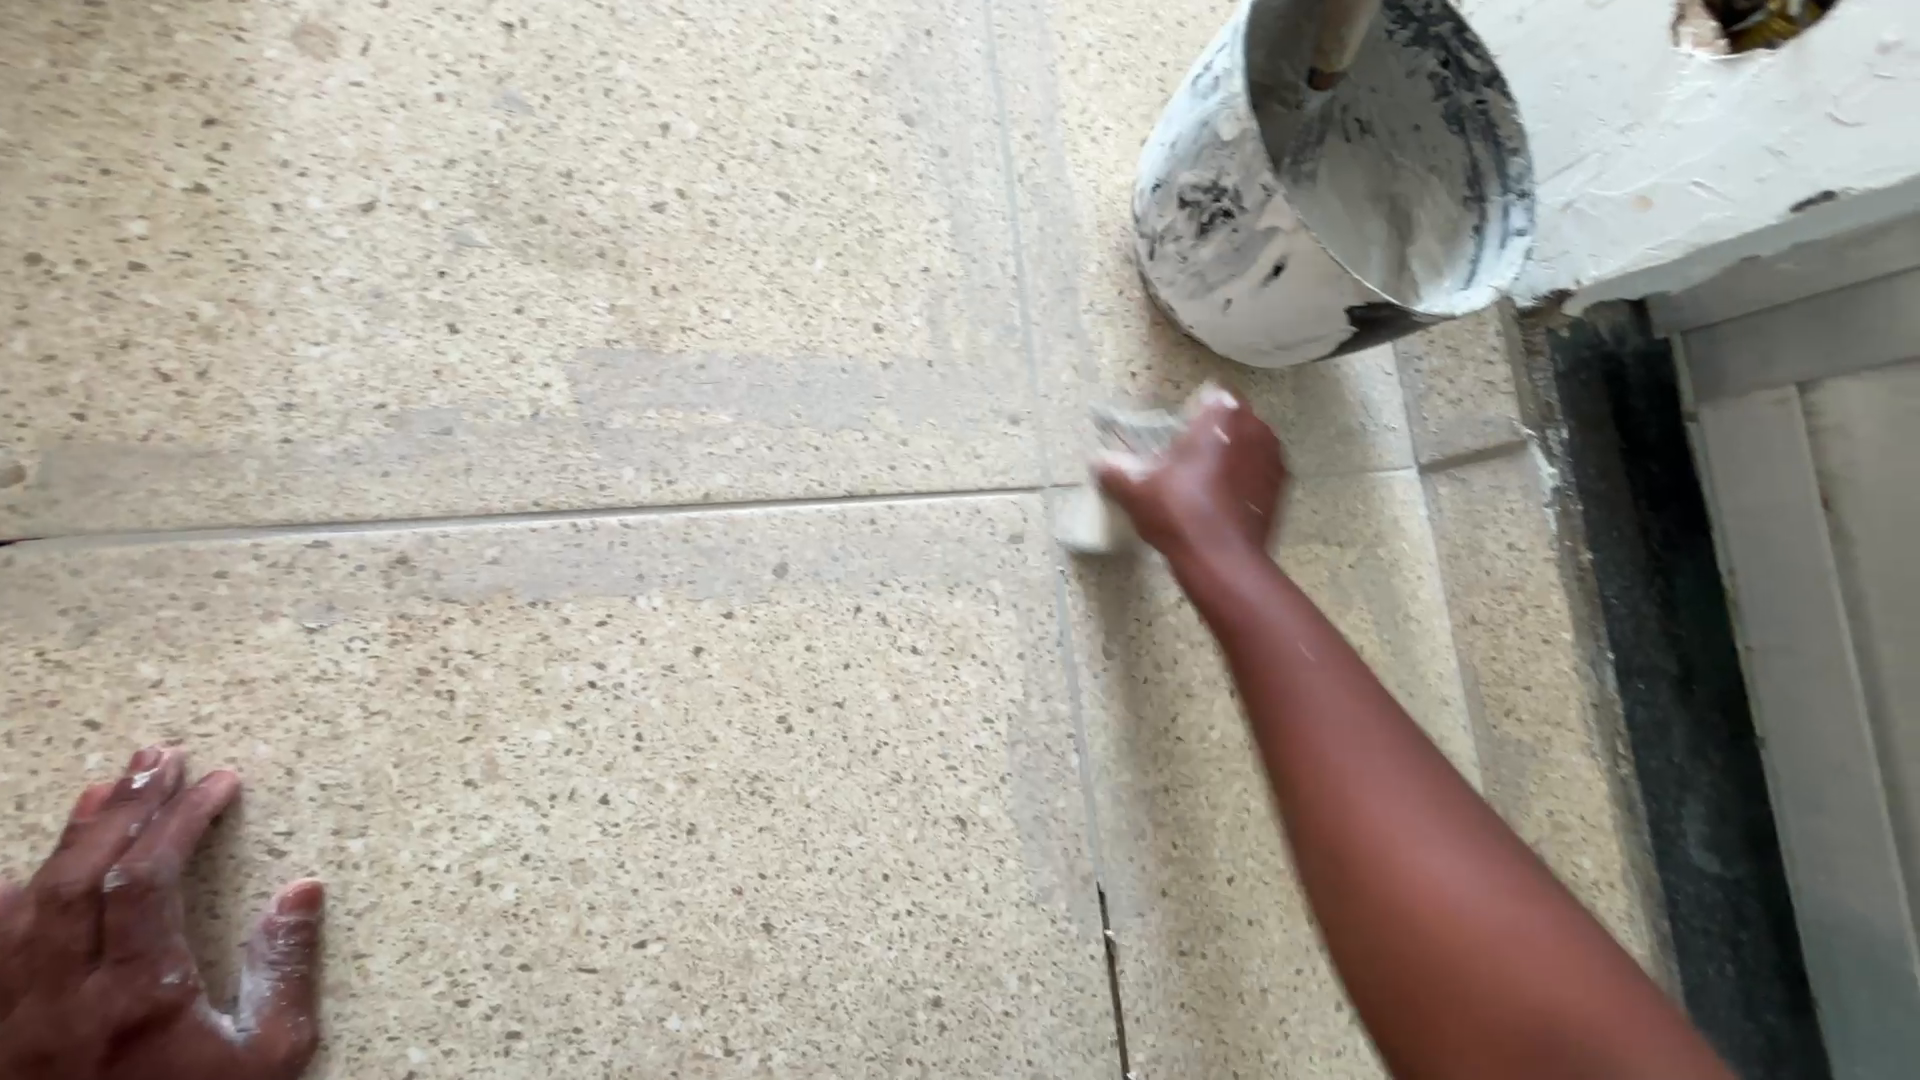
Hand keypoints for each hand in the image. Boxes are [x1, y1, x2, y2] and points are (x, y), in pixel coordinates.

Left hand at [0, 747, 323, 1079]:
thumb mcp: (270, 1053)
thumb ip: (288, 968)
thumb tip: (304, 888)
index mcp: (139, 993)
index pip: (149, 878)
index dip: (181, 818)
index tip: (219, 780)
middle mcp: (61, 996)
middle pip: (79, 879)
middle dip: (124, 808)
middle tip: (159, 756)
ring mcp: (11, 1015)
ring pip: (23, 906)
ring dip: (69, 839)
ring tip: (108, 788)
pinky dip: (11, 897)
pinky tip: (33, 869)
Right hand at [1094, 383, 1287, 564]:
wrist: (1222, 561)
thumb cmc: (1179, 513)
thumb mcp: (1135, 491)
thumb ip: (1115, 471)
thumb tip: (1099, 462)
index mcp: (1221, 417)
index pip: (1213, 394)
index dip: (1195, 410)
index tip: (1179, 431)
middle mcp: (1255, 428)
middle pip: (1233, 419)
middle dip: (1215, 432)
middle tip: (1188, 456)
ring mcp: (1274, 459)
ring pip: (1250, 445)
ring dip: (1233, 455)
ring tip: (1207, 480)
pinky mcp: (1281, 489)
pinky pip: (1259, 472)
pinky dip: (1245, 479)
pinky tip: (1224, 501)